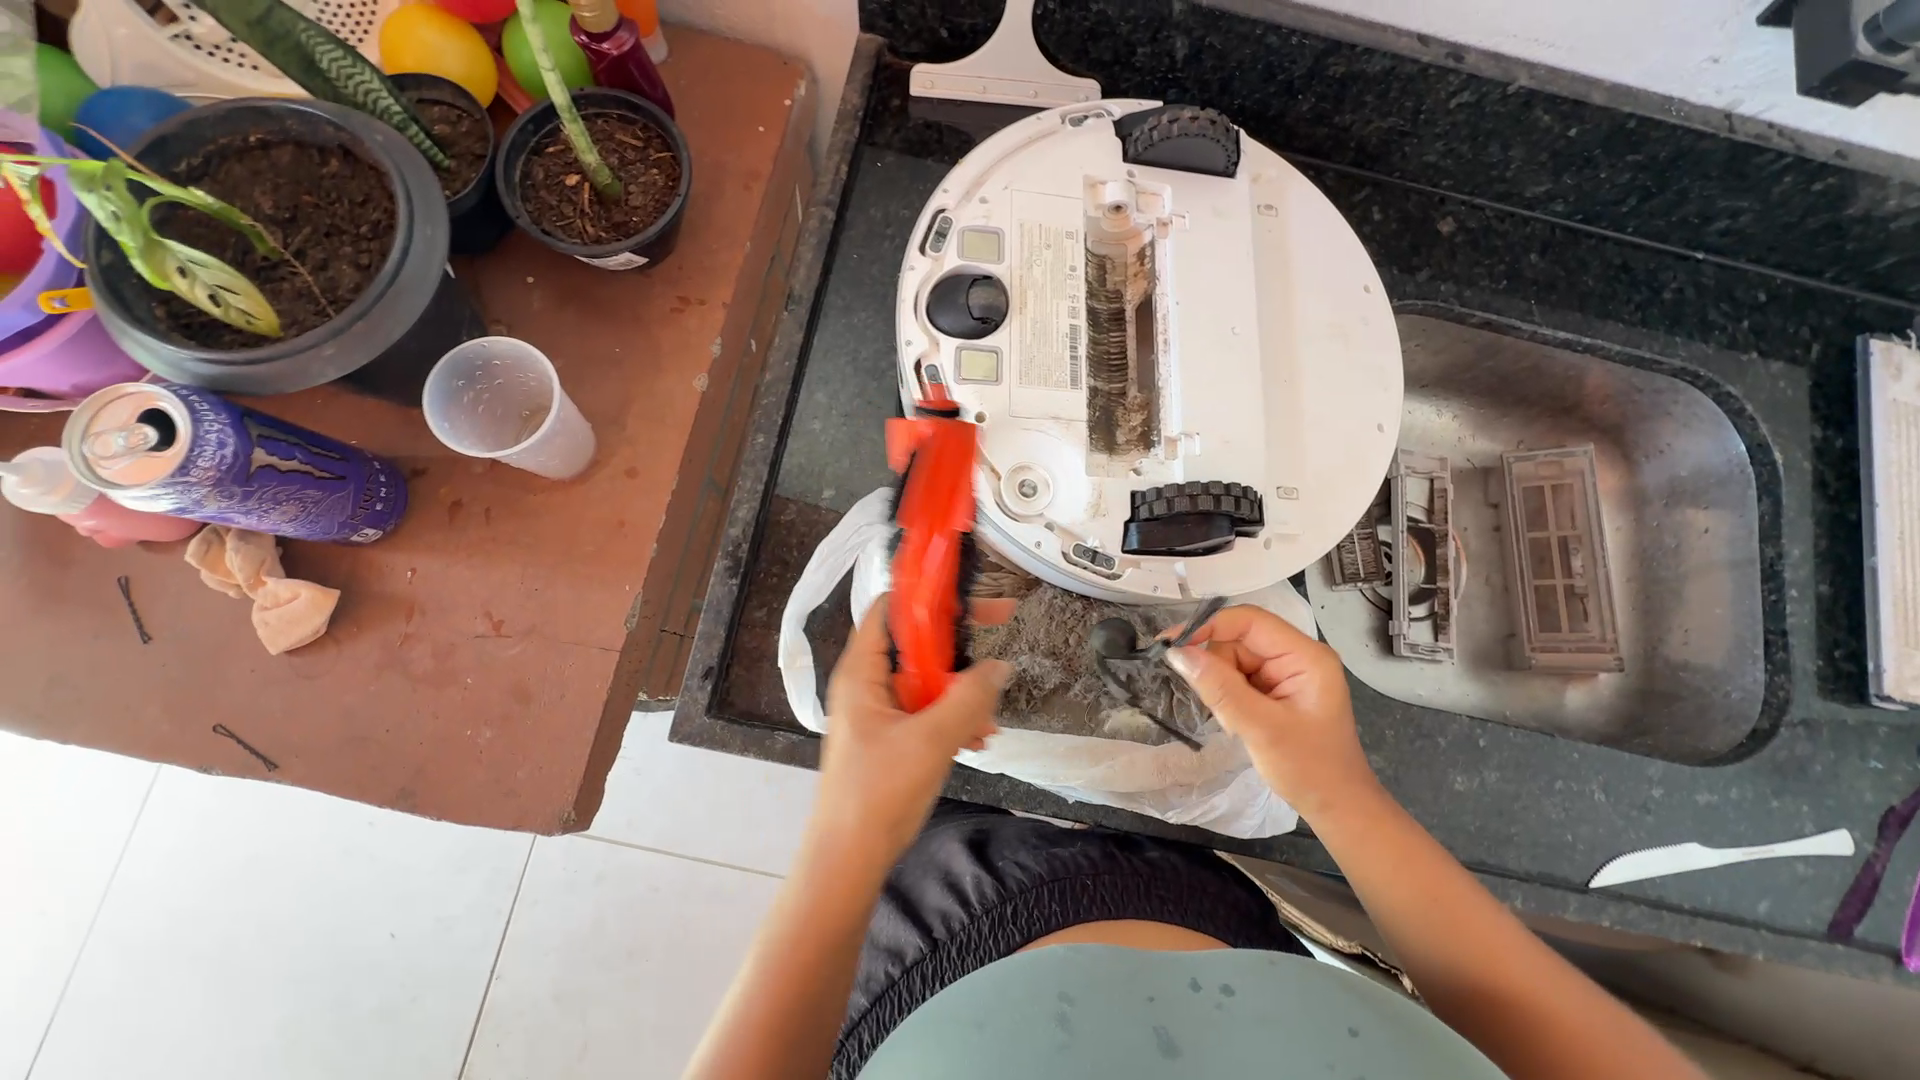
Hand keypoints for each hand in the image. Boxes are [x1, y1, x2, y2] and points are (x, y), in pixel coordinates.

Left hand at [815, 597, 1012, 857]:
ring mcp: (877, 713)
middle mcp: (866, 684)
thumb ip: (969, 698)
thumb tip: (1000, 666)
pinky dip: (952, 719)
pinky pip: (925, 713)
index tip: (973, 597)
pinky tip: (978, 741)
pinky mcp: (888, 739)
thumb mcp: (931, 740)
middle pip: (916, 645)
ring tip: (988, 720)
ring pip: (926, 682)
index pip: (891, 608)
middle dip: (958, 653)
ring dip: (961, 694)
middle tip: (999, 652)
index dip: (930, 596)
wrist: (849, 859)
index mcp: (861, 672)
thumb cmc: (879, 793)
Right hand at [1164, 605, 1377, 821]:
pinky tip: (1240, 723)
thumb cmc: (1308, 768)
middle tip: (1218, 708)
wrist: (1336, 806)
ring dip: (1222, 688)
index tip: (1171, 647)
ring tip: (1237, 723)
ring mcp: (1287, 673)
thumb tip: (1177, 653)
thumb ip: (1219, 687)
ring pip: (1233, 661)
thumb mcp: (1260, 728)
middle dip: (1217, 670)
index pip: (1248, 621)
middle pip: (1237, 640)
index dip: (1207, 626)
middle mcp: (1297, 656)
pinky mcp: (1277, 689)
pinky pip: (1238, 679)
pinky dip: (1229, 699)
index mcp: (1305, 656)